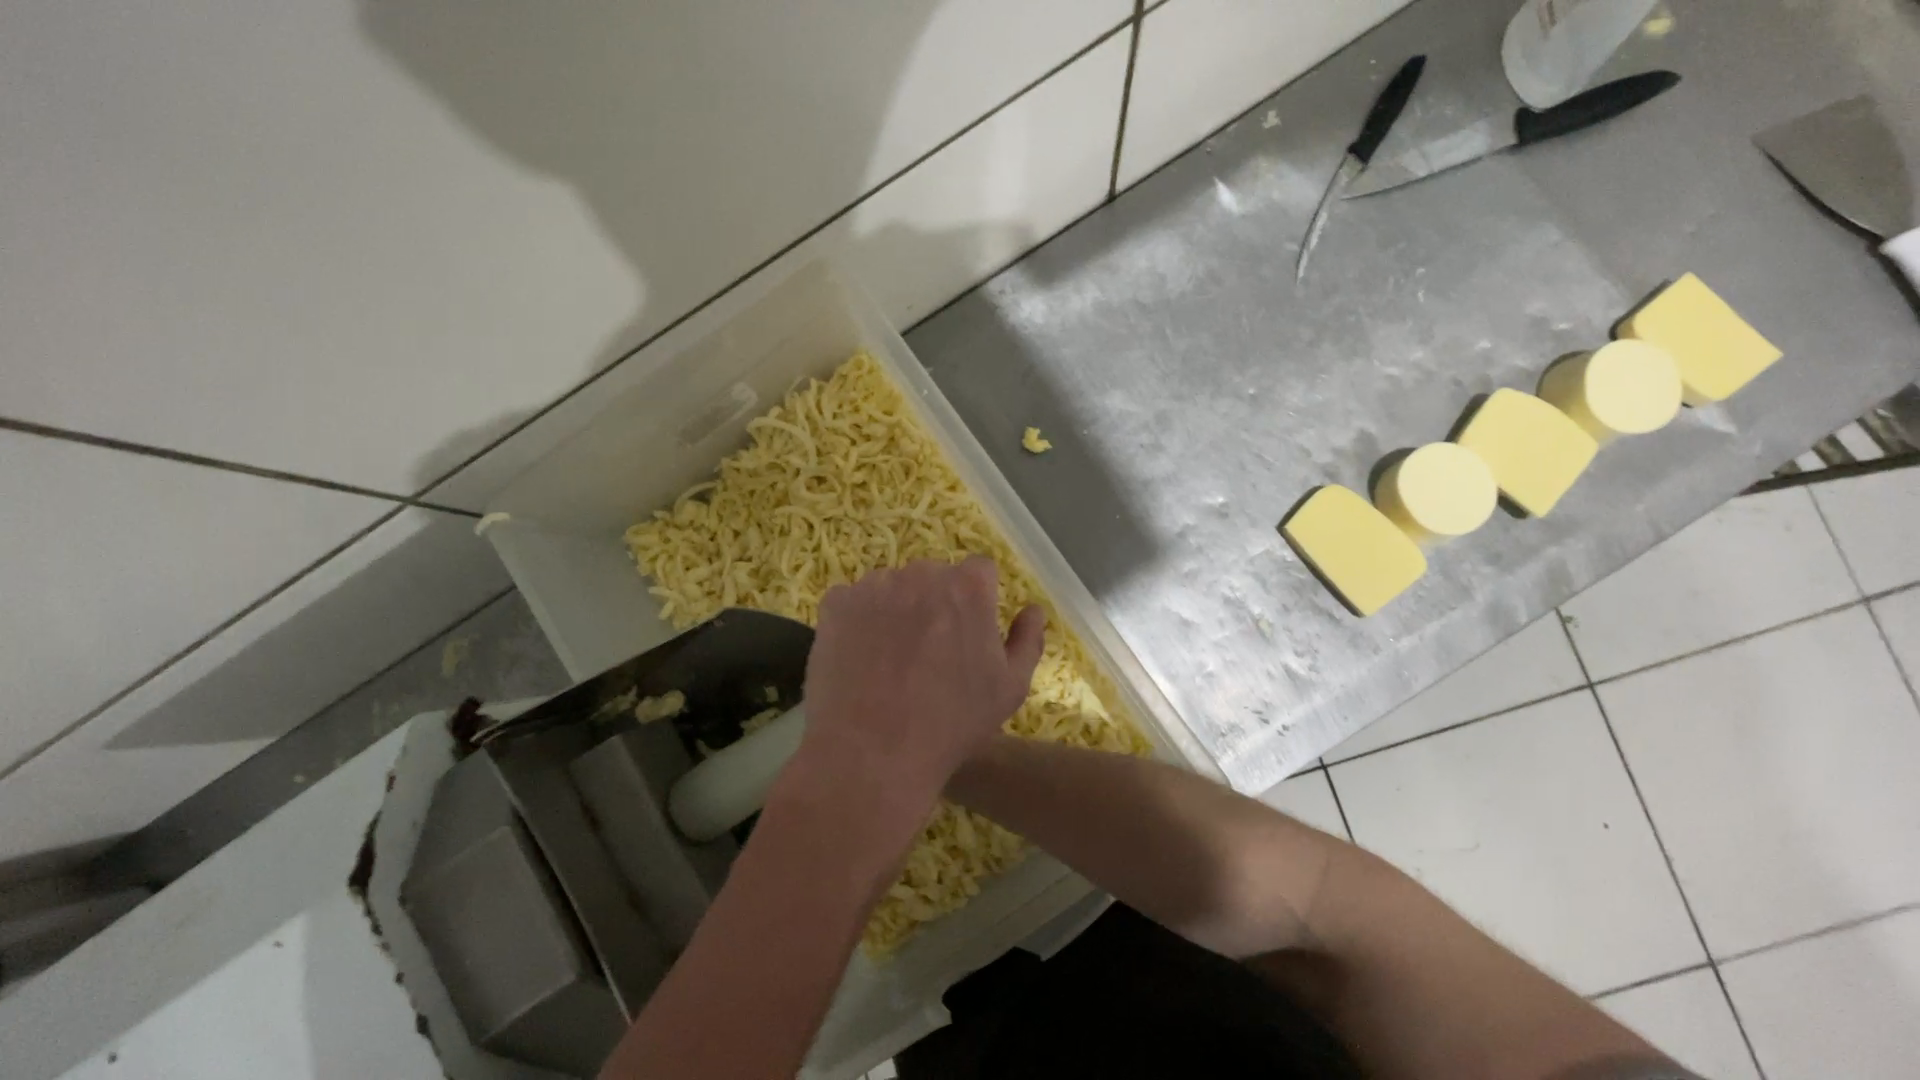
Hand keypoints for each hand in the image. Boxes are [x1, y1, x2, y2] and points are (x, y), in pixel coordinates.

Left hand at [797, 557, 1045, 805]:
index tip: (967, 633)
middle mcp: (921, 574)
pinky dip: (858, 622)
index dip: (976, 601)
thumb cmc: (951, 724)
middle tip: (928, 653)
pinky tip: (861, 660)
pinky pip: (854, 602)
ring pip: (892, 588)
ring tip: (890, 661)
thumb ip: (1027, 640)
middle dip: (935, 604)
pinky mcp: (835, 604)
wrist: (873, 753)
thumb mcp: (1010, 689)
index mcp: (968, 588)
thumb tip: (1032, 609)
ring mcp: (873, 586)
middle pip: (933, 577)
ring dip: (896, 610)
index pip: (979, 571)